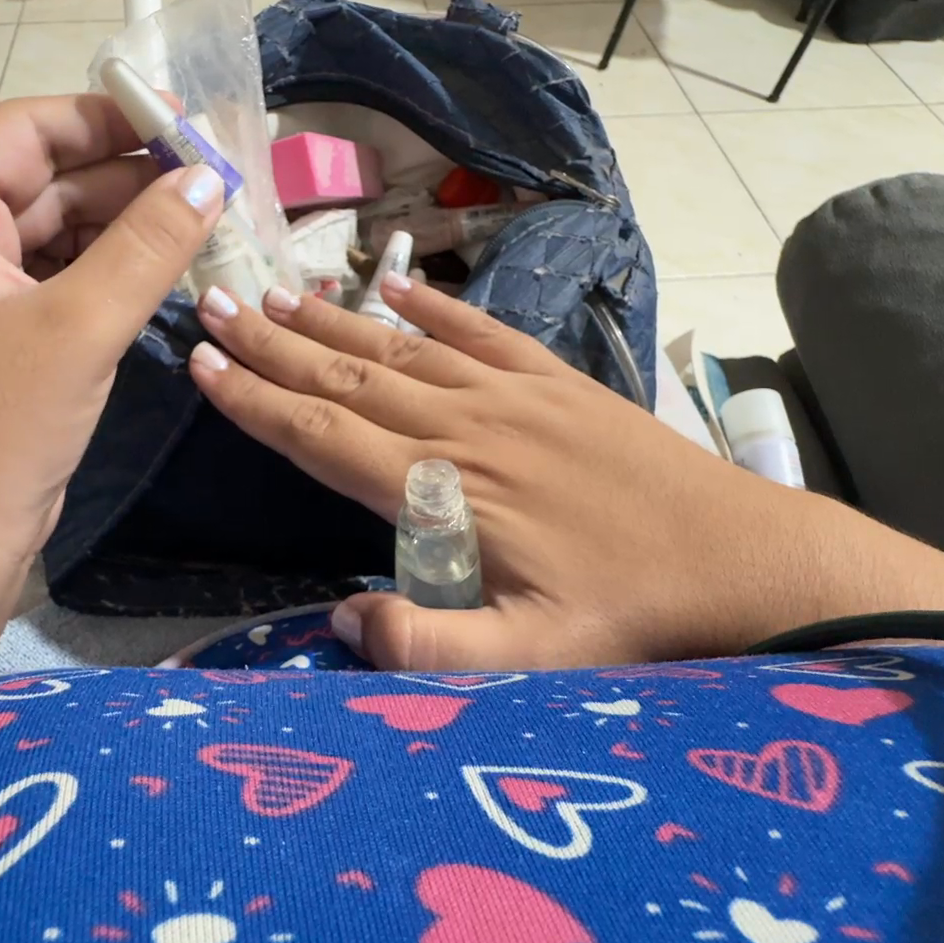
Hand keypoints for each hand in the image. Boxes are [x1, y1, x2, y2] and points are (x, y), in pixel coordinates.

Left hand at [0, 94, 223, 610]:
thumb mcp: (79, 328)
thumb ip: (147, 247)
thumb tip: (208, 180)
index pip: (21, 133)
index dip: (103, 118)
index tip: (181, 120)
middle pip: (42, 183)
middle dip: (124, 179)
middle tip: (209, 179)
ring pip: (56, 236)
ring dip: (123, 229)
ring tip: (199, 221)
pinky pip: (59, 284)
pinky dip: (108, 275)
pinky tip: (163, 270)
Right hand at [184, 279, 943, 669]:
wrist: (740, 560)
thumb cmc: (626, 614)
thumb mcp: (526, 660)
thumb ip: (425, 644)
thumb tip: (339, 618)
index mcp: (440, 490)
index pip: (322, 434)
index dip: (254, 400)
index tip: (203, 361)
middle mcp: (461, 425)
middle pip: (345, 375)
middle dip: (270, 342)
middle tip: (214, 300)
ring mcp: (509, 393)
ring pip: (397, 347)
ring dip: (329, 320)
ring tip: (274, 293)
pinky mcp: (552, 381)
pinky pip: (476, 331)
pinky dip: (427, 305)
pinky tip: (388, 282)